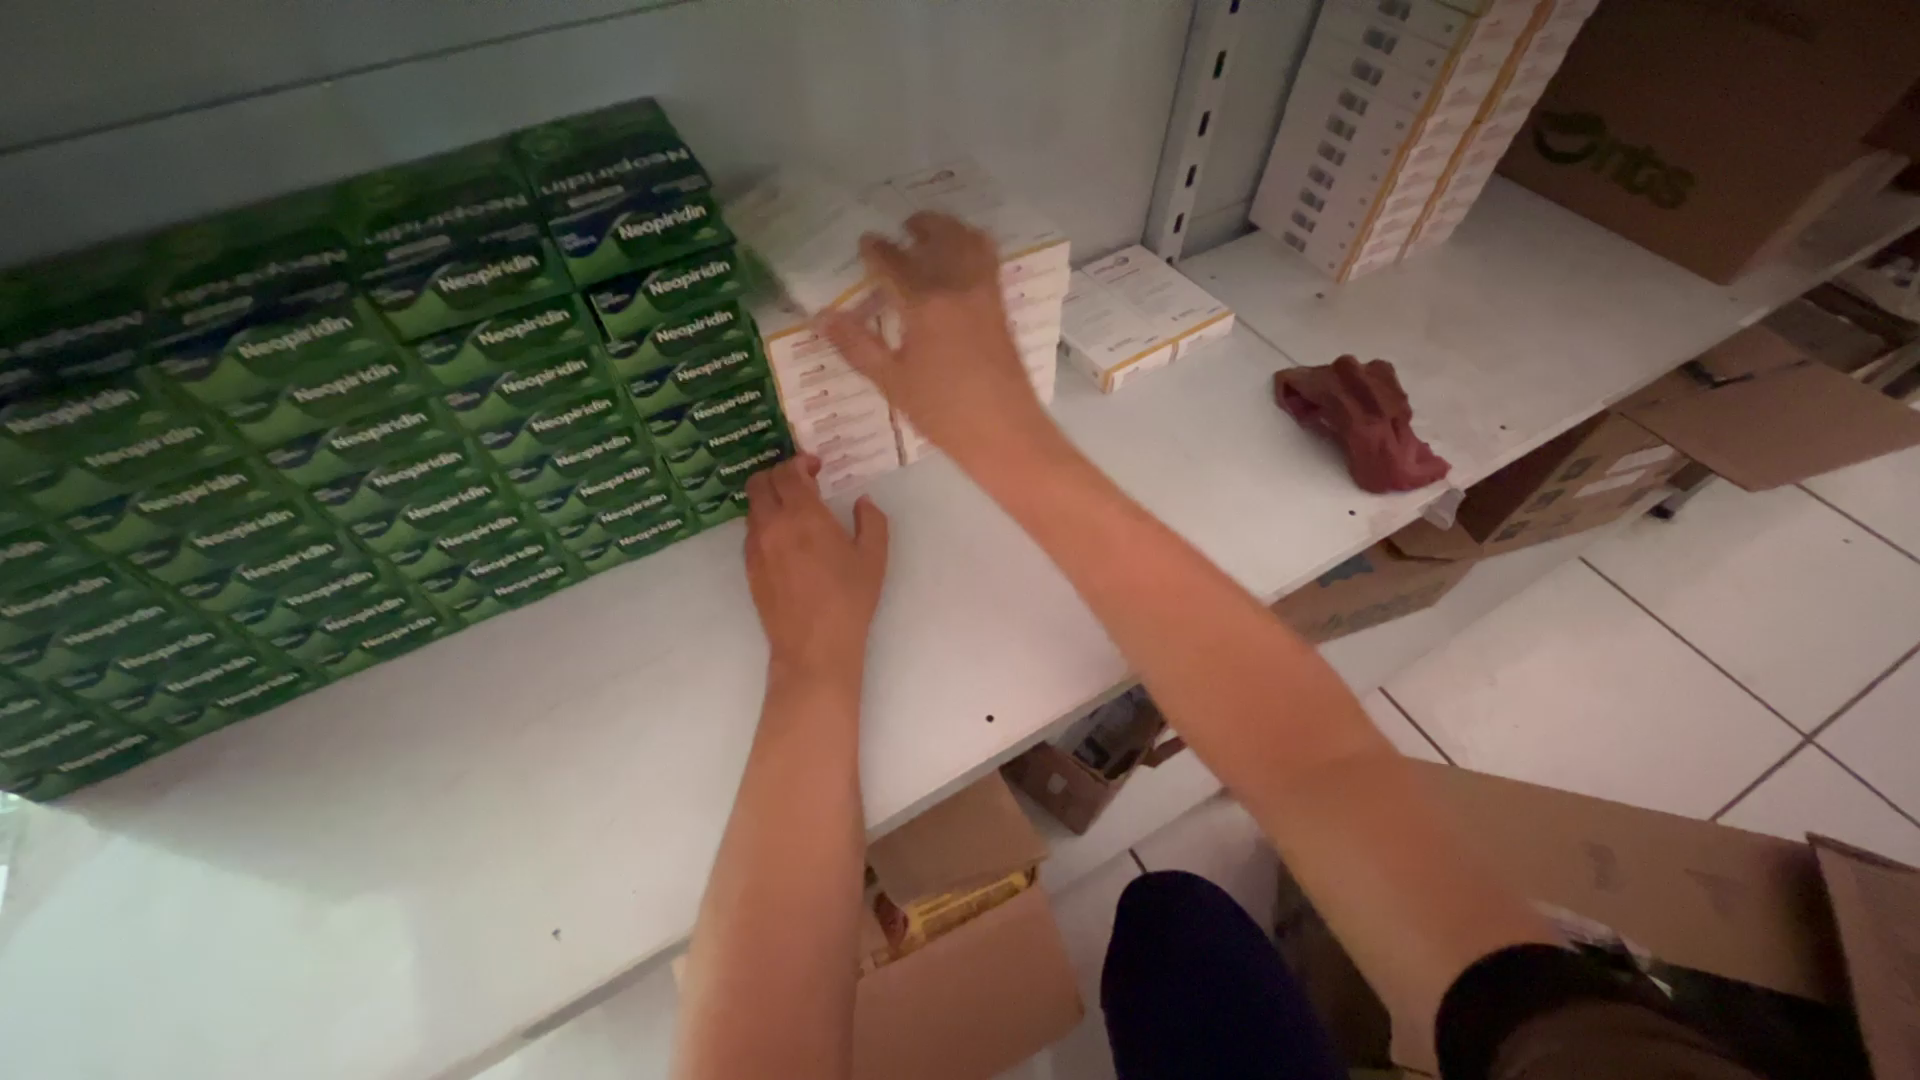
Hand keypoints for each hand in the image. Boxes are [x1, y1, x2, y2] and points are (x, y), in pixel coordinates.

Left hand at [744, 454, 889, 677]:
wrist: (814, 644)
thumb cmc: (849, 599)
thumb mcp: (874, 557)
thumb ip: (871, 521)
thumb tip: (862, 502)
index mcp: (803, 515)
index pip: (788, 472)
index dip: (801, 462)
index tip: (816, 467)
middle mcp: (772, 524)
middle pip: (760, 482)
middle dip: (779, 474)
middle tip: (801, 482)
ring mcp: (756, 546)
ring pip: (752, 507)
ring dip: (770, 499)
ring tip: (793, 510)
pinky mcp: (749, 567)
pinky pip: (752, 532)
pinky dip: (765, 523)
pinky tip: (785, 539)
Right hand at [819, 212, 1058, 468]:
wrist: (1003, 431)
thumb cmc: (942, 412)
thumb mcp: (892, 381)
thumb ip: (857, 345)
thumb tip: (821, 317)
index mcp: (924, 303)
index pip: (894, 263)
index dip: (876, 250)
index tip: (865, 242)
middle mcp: (957, 287)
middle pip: (939, 238)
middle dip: (919, 227)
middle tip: (903, 227)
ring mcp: (985, 294)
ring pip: (970, 242)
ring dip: (951, 230)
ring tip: (935, 235)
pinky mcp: (1002, 308)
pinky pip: (989, 261)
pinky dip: (974, 248)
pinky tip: (964, 261)